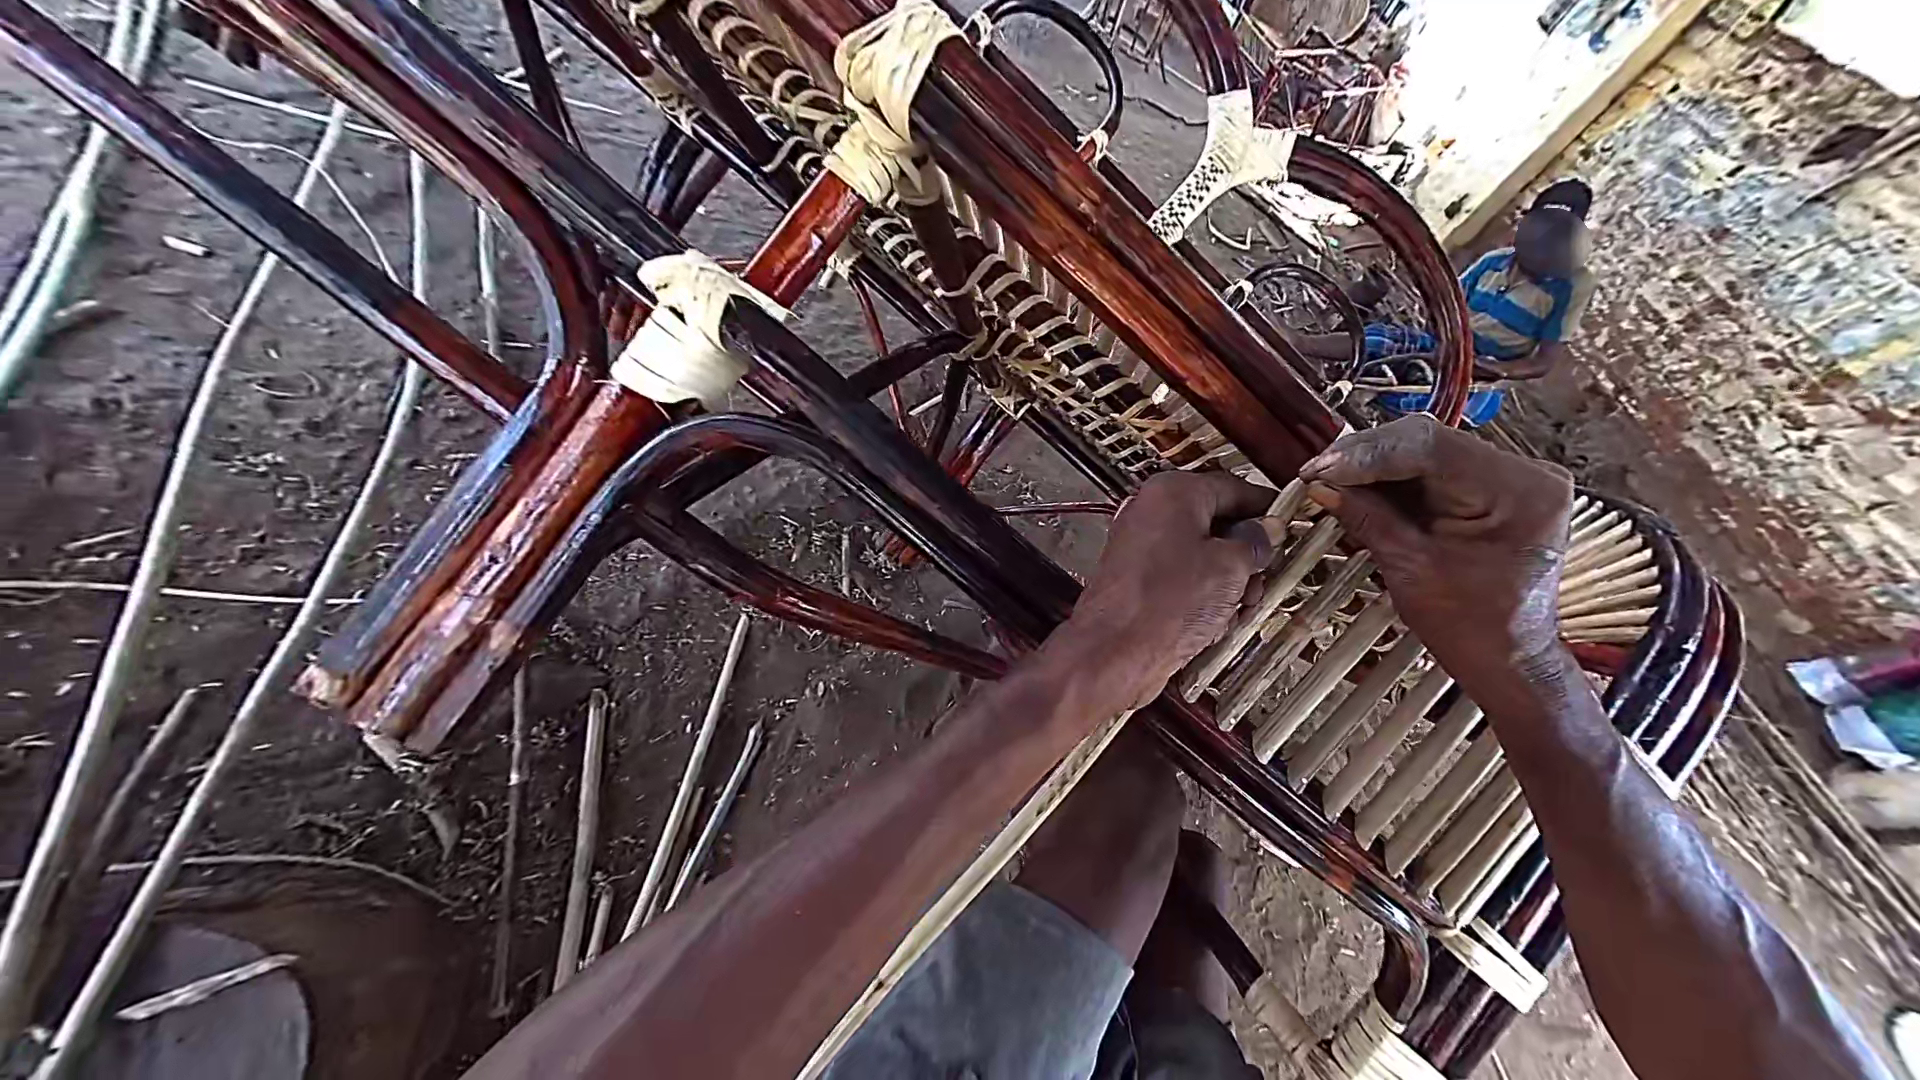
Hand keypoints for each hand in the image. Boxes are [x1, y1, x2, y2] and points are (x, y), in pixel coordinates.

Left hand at [1059, 471, 1273, 708]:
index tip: (1290, 526)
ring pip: (1202, 556)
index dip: (1266, 509)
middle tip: (1264, 577)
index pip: (1234, 488)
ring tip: (1238, 607)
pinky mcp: (1137, 580)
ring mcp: (1140, 547)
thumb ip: (1255, 542)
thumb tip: (1266, 532)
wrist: (1115, 652)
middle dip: (1246, 555)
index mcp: (1172, 493)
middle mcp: (1150, 513)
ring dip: (1229, 582)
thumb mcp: (1230, 566)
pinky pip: (1183, 580)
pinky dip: (1204, 597)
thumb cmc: (1162, 603)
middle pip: (1217, 524)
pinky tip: (1216, 621)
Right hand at [1298, 415, 1573, 707]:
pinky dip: (1386, 478)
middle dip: (1364, 456)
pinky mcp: (1486, 490)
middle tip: (1315, 473)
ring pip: (1422, 450)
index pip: (1430, 448)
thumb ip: (1367, 517)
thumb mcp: (1410, 568)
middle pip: (1426, 441)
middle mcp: (1523, 473)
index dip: (1365, 455)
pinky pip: (1427, 471)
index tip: (1317, 470)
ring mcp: (1506, 479)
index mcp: (1518, 491)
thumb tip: (1321, 485)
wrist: (1508, 659)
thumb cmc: (1471, 626)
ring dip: (1369, 464)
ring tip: (1326, 479)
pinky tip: (1353, 486)